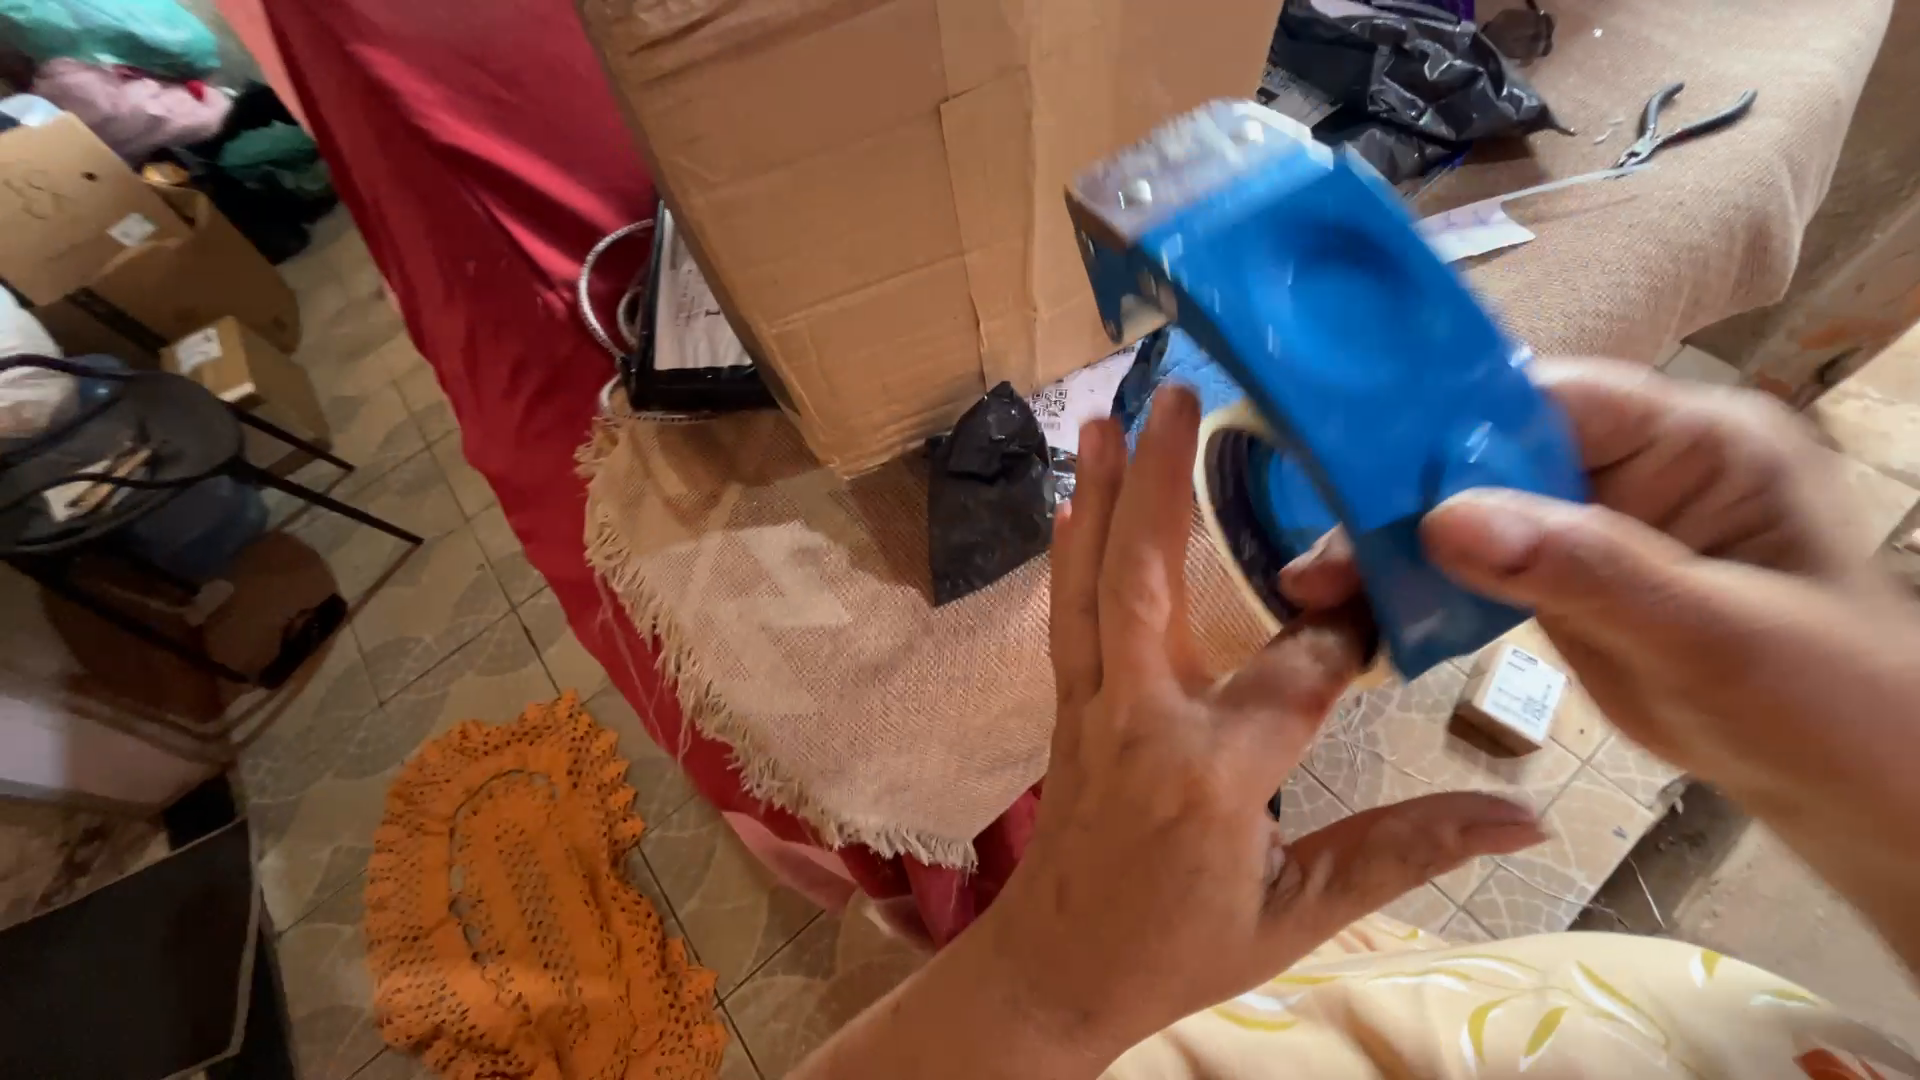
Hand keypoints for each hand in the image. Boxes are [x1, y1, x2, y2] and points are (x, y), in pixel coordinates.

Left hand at [971, 385, 1547, 1063]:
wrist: (1060, 969)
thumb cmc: (1178, 948)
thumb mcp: (1296, 915)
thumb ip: (1399, 852)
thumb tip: (1522, 814)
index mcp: (1212, 770)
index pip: (1295, 671)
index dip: (1343, 628)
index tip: (1379, 594)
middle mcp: (1140, 717)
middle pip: (1146, 581)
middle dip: (1160, 483)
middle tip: (1173, 396)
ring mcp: (1089, 704)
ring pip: (1091, 585)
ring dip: (1098, 498)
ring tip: (1102, 422)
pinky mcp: (1064, 705)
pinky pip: (1067, 618)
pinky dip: (1071, 556)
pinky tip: (1072, 508)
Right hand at [1282, 358, 1919, 966]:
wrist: (1845, 786)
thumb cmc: (1827, 705)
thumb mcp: (1713, 634)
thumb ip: (1585, 568)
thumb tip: (1444, 519)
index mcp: (1691, 439)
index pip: (1547, 400)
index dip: (1448, 426)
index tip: (1354, 470)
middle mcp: (1625, 461)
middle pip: (1479, 455)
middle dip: (1392, 502)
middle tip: (1315, 559)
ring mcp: (1580, 515)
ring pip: (1457, 508)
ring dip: (1384, 548)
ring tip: (1310, 590)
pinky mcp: (1549, 566)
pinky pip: (1462, 558)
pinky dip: (1408, 583)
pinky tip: (1354, 608)